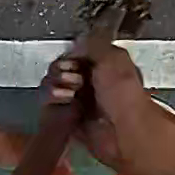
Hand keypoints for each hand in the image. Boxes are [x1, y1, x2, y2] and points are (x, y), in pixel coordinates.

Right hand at [42, 36, 174, 174]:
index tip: (72, 59)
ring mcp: (79, 100)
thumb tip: (76, 41)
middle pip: (60, 67)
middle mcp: (92, 82)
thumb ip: (93, 43)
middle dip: (61, 69)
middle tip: (73, 77)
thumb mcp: (113, 57)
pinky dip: (52, 100)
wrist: (124, 133)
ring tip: (70, 93)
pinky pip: (49, 104)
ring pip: (52, 84)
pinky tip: (64, 101)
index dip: (71, 54)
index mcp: (106, 66)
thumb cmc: (124, 94)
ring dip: (56, 85)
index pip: (76, 53)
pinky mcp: (69, 118)